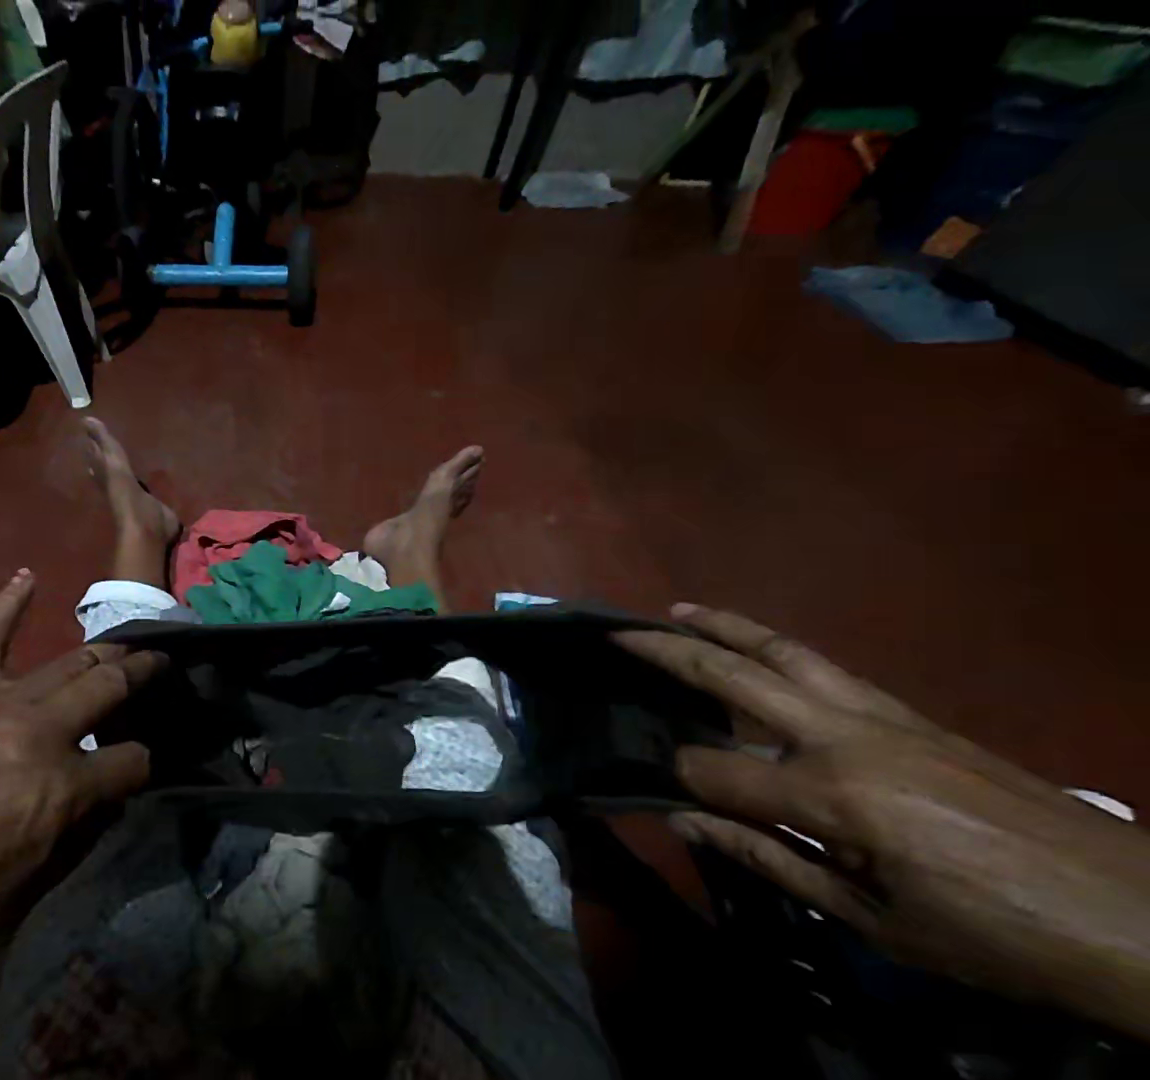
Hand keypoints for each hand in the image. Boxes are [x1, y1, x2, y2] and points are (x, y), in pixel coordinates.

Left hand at [0, 570, 163, 1065]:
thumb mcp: (15, 899)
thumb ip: (70, 844)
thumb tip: (101, 805)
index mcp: (61, 790)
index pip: (131, 762)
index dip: (143, 764)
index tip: (140, 767)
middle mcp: (40, 732)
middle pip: (108, 687)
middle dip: (142, 674)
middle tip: (161, 664)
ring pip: (67, 661)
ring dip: (104, 650)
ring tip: (128, 642)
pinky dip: (9, 604)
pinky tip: (29, 577)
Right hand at [615, 605, 1149, 1040]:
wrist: (1149, 921)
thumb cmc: (998, 936)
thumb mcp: (874, 921)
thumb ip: (768, 859)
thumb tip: (682, 820)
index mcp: (833, 797)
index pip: (716, 771)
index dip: (682, 781)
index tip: (668, 794)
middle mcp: (845, 738)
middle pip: (734, 678)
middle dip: (667, 654)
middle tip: (619, 636)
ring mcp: (882, 717)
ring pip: (783, 652)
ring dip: (723, 627)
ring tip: (680, 610)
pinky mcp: (912, 715)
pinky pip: (825, 667)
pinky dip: (774, 648)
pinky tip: (756, 648)